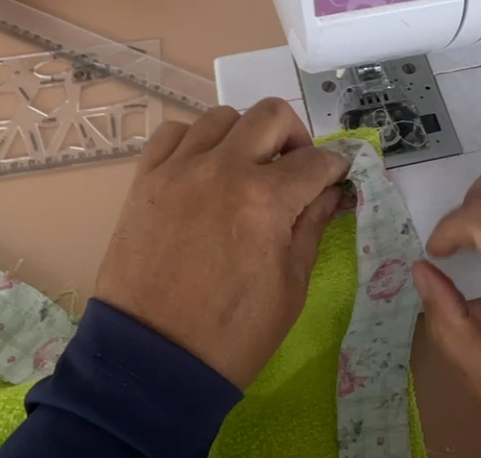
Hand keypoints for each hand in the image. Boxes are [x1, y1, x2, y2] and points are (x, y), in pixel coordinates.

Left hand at [94, 98, 349, 388]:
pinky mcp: (145, 181)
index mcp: (266, 200)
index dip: (335, 166)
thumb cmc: (231, 335)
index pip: (316, 161)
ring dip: (245, 136)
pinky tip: (203, 167)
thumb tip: (328, 191)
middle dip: (295, 136)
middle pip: (272, 115)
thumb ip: (312, 226)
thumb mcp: (290, 287)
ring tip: (246, 168)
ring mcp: (180, 170)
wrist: (149, 365)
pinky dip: (194, 140)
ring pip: (222, 116)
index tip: (336, 176)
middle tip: (295, 167)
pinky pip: (174, 133)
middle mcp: (224, 170)